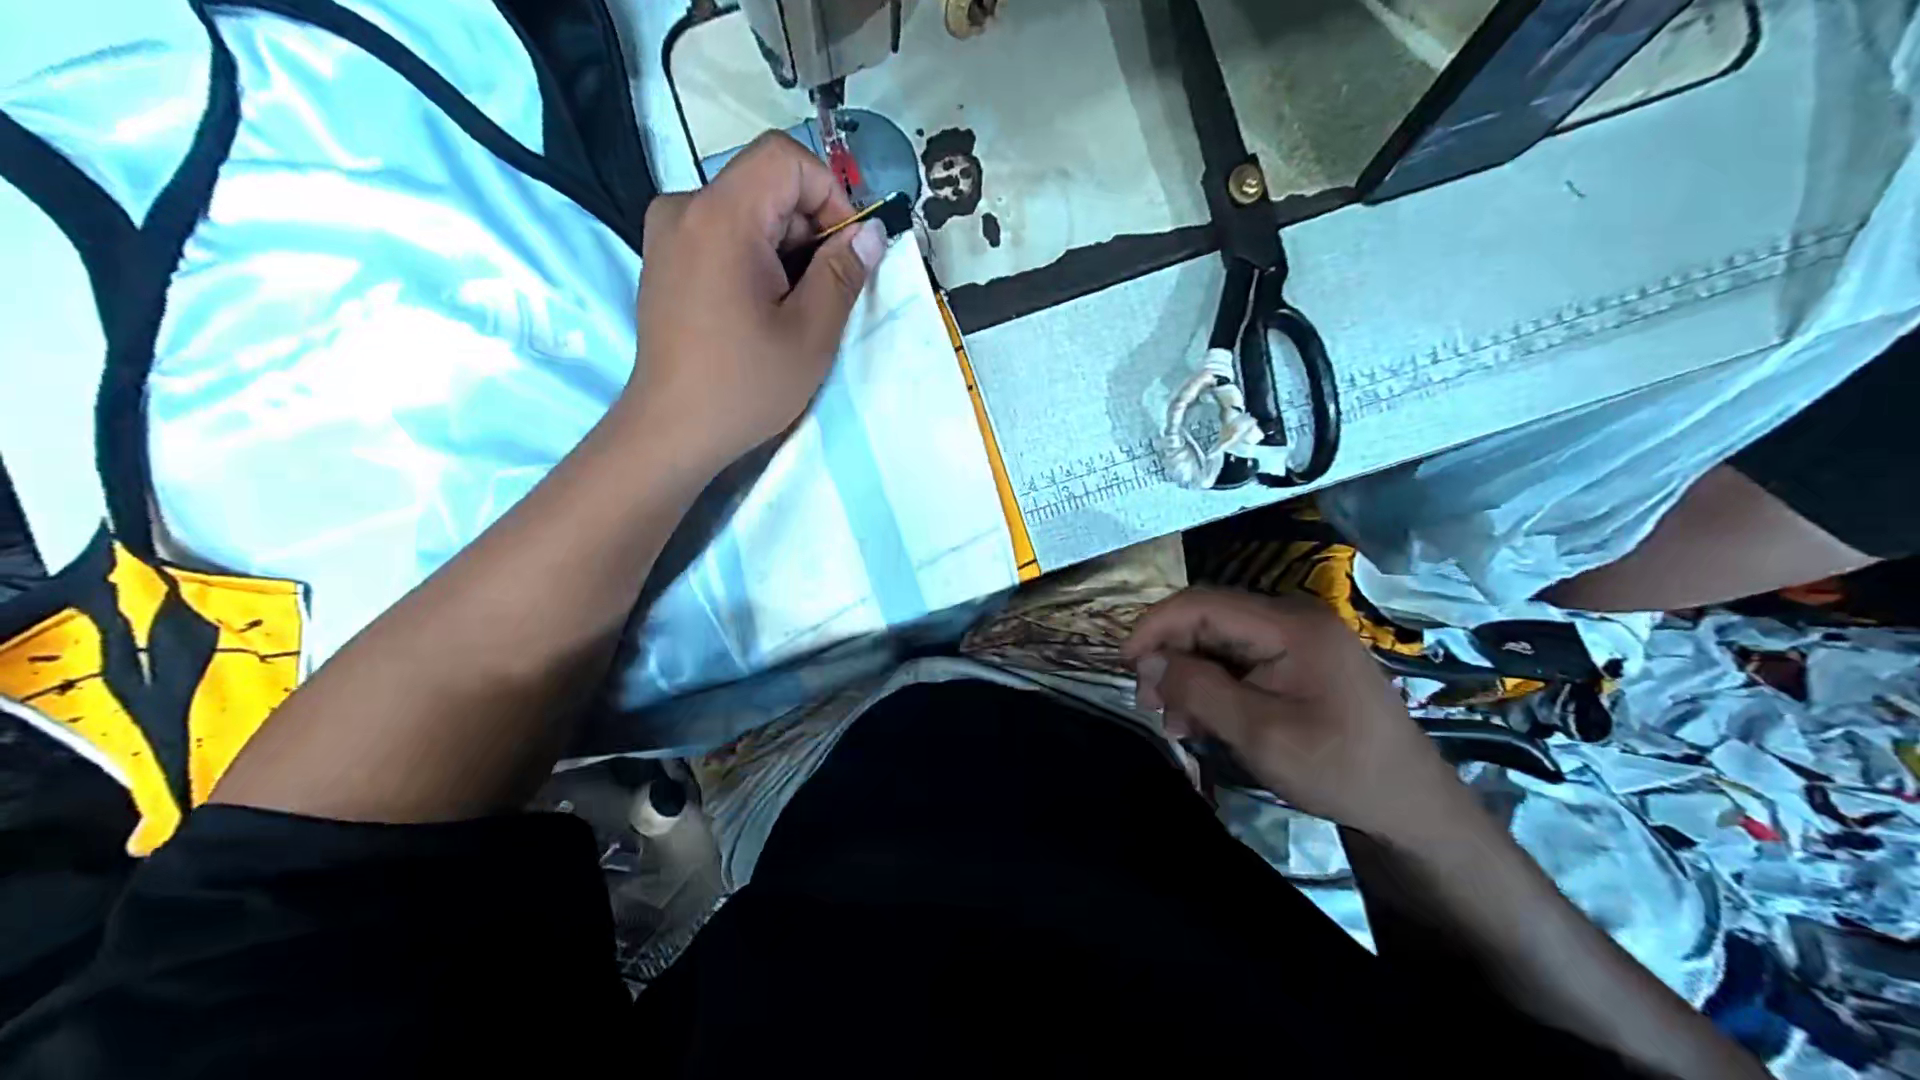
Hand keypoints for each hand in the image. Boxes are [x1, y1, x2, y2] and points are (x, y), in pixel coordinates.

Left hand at [627, 131, 889, 471]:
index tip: (846, 250)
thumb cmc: (745, 386)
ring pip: (748, 212)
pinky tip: (763, 309)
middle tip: (827, 290)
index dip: (829, 194)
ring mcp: (668, 233)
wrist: (671, 431)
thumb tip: (871, 232)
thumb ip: (843, 272)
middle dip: (810, 228)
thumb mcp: (811, 333)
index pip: (785, 158)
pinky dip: (756, 258)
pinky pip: (723, 235)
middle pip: (766, 185)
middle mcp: (684, 208)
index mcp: (720, 217)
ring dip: (786, 249)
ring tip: (795, 309)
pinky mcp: (665, 259)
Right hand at [1123, 588, 1474, 841]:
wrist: (1411, 805)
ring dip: (1188, 675)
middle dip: (1169, 656)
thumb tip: (1147, 661)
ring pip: (1219, 641)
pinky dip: (1212, 685)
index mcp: (1291, 626)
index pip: (1202, 604)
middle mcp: (1293, 619)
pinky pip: (1239, 660)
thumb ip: (1199, 690)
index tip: (1124, 664)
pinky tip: (1201, 719)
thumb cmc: (1339, 770)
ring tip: (1172, 720)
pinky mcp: (1299, 660)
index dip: (1154, 627)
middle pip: (1208, 620)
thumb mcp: (1260, 735)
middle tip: (1147, 702)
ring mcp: (1298, 638)